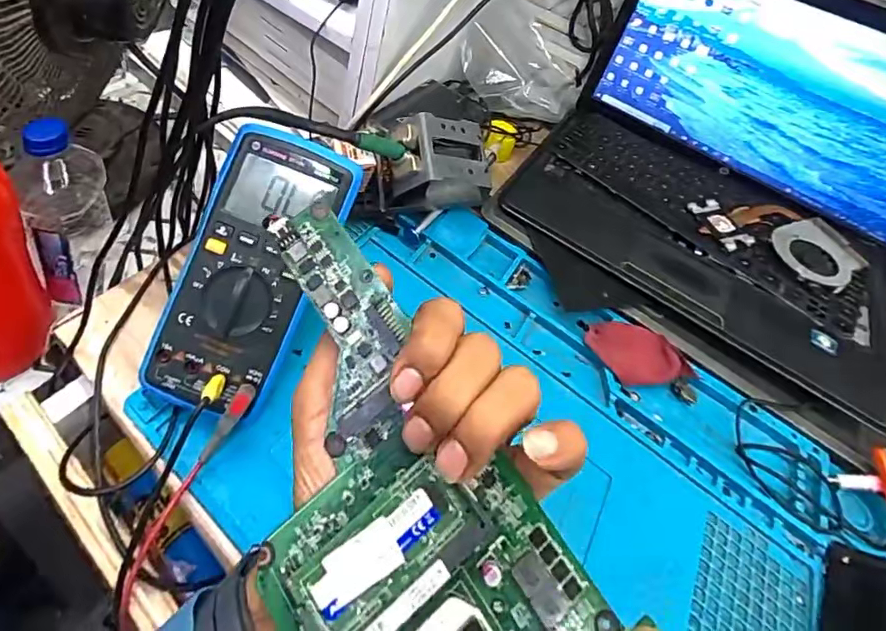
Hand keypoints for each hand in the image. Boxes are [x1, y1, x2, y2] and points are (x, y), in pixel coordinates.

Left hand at [291, 264, 586, 505]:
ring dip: (483, 420)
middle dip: (446, 391)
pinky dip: (558, 438)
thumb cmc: (340, 498)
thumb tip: (354, 303)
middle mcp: (462, 392)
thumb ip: (326, 369)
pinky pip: (568, 440)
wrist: (356, 581)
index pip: (444, 318)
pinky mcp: (530, 476)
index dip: (428, 338)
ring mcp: (499, 431)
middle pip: (481, 349)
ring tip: (449, 465)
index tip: (402, 381)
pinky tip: (531, 452)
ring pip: (520, 383)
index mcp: (421, 375)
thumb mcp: (317, 431)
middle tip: (415, 435)